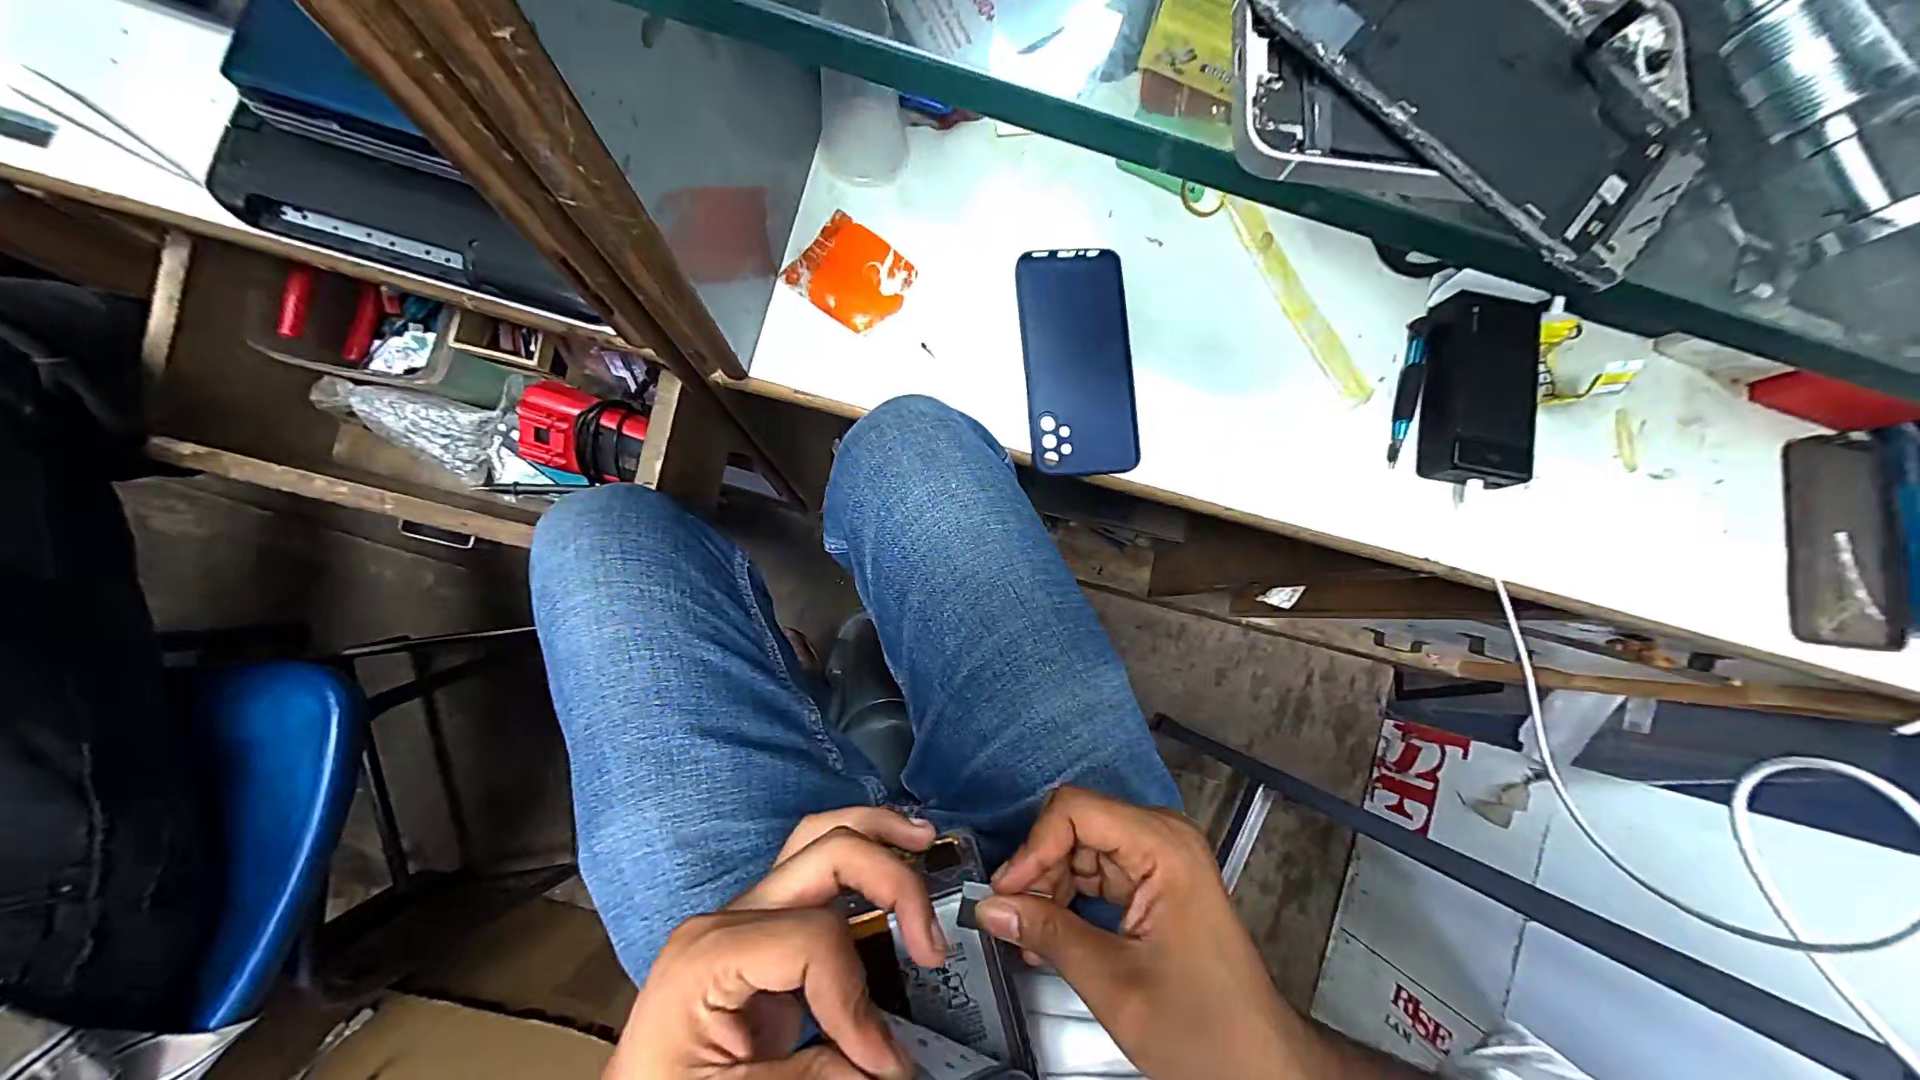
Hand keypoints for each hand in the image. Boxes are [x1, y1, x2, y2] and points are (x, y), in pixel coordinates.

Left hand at [606, 808, 944, 1079]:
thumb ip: (814, 1079)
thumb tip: (894, 1067)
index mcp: (710, 951)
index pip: (814, 940)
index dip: (856, 998)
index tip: (881, 1061)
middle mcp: (730, 912)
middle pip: (826, 853)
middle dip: (891, 882)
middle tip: (931, 940)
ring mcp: (746, 908)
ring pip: (820, 835)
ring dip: (878, 831)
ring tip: (924, 841)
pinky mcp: (764, 920)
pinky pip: (817, 862)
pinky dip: (862, 848)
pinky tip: (892, 851)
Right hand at [977, 787, 1409, 1079]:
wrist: (1262, 1069)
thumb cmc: (1203, 1029)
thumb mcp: (1115, 984)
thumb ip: (1048, 934)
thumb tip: (991, 907)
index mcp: (1163, 845)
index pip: (1076, 809)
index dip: (1034, 846)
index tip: (1007, 891)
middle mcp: (1162, 837)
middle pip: (1076, 825)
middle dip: (1040, 869)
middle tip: (1013, 917)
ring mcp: (1160, 856)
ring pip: (1081, 847)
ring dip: (1051, 886)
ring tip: (1030, 933)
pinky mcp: (1154, 879)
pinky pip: (1097, 870)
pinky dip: (1070, 897)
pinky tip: (1052, 932)